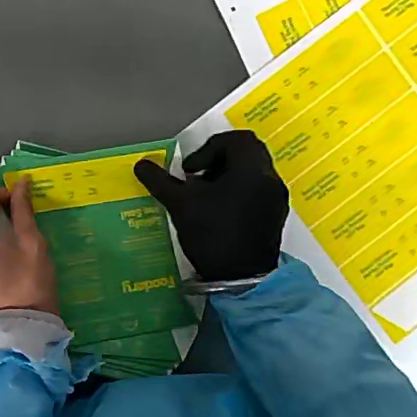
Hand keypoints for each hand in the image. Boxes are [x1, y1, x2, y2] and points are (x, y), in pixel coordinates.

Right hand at [132, 131, 289, 280]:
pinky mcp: (274, 216)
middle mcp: (269, 179)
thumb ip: (159, 180)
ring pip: (251, 173)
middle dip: (216, 160)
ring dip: (225, 177)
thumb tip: (141, 164)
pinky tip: (215, 213)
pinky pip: (255, 191)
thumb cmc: (212, 233)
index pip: (235, 140)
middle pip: (246, 153)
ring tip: (202, 197)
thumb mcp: (180, 204)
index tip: (189, 169)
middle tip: (194, 178)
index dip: (208, 147)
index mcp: (252, 170)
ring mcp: (275, 199)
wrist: (240, 277)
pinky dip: (235, 192)